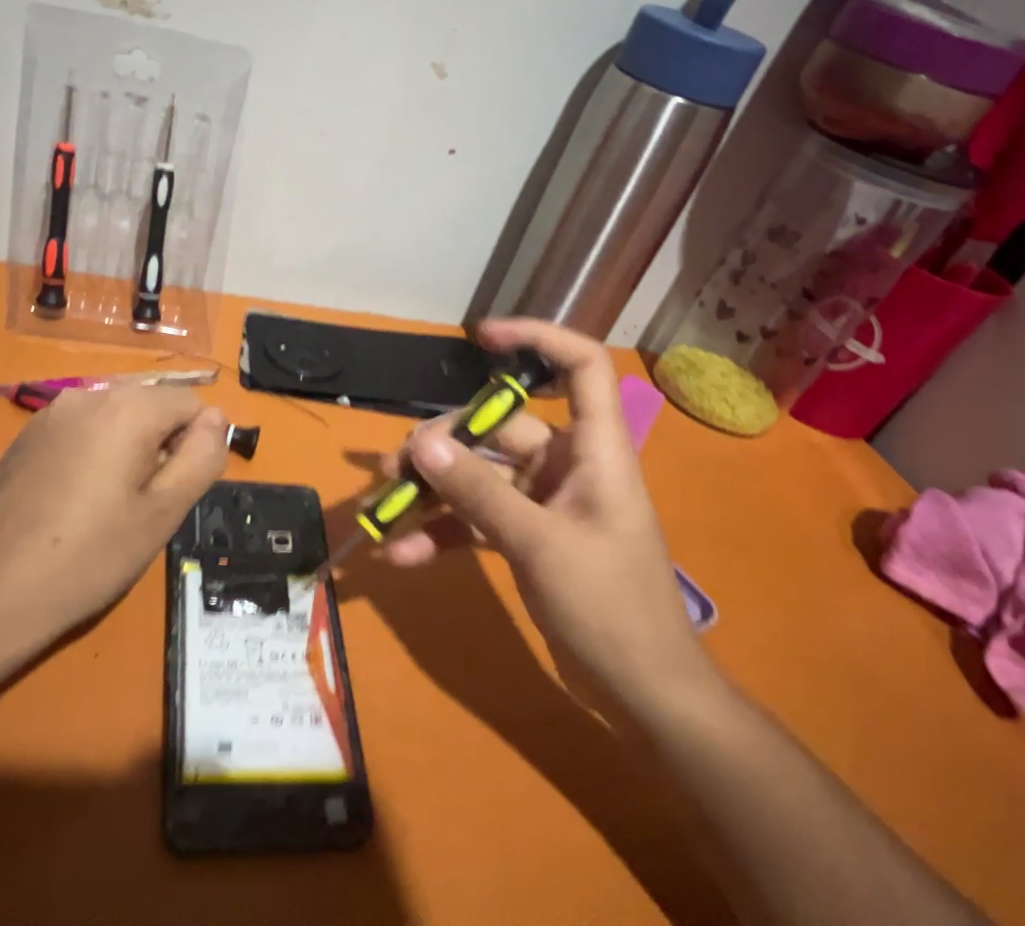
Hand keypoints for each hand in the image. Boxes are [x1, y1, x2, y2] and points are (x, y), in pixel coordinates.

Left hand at [0, 386, 228, 660]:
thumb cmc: (91, 556)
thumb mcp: (164, 513)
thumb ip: (202, 457)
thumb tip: (216, 419)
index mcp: (126, 408)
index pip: (191, 403)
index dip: (194, 447)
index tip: (172, 493)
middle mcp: (86, 396)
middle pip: (150, 405)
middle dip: (160, 445)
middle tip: (143, 505)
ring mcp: (48, 415)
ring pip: (115, 418)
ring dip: (127, 450)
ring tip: (107, 507)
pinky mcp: (24, 439)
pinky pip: (80, 432)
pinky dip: (92, 455)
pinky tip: (73, 504)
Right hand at [382, 319, 710, 696]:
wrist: (641, 687)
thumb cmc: (608, 605)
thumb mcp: (537, 543)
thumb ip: (478, 492)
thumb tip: (421, 442)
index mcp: (595, 450)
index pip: (581, 367)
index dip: (538, 339)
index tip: (480, 338)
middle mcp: (569, 467)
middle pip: (502, 429)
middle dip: (445, 444)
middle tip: (393, 468)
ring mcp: (546, 506)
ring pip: (480, 478)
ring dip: (434, 492)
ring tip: (384, 508)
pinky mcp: (528, 541)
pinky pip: (477, 523)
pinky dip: (442, 534)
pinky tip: (402, 554)